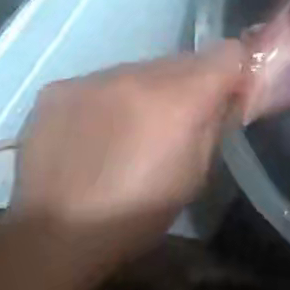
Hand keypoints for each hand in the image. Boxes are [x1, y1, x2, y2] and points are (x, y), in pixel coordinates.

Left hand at [7, 43, 246, 262]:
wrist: (52, 234)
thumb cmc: (135, 218)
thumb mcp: (195, 177)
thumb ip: (216, 126)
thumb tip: (232, 97)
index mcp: (177, 99)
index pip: (227, 54)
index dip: (237, 73)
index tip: (233, 97)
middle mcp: (135, 74)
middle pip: (182, 61)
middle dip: (191, 85)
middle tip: (182, 124)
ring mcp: (91, 78)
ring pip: (139, 70)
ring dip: (147, 92)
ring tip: (133, 133)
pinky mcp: (58, 88)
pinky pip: (99, 83)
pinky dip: (108, 101)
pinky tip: (95, 136)